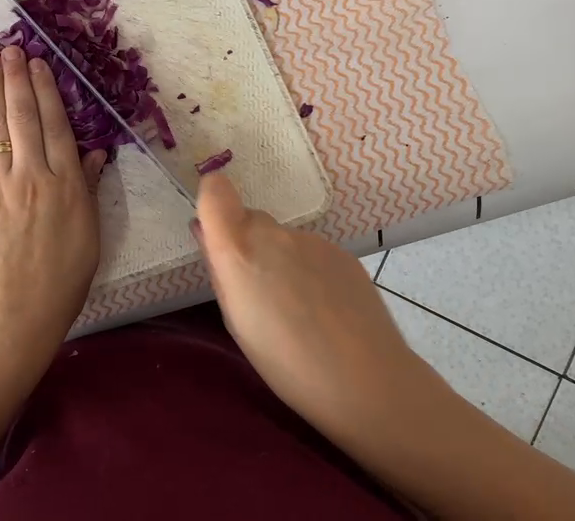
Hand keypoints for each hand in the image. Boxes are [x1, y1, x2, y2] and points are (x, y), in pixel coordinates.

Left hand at [0, 48, 107, 369]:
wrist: (14, 312)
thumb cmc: (61, 278)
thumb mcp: (89, 233)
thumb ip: (89, 188)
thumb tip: (96, 151)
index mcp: (68, 185)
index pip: (56, 125)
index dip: (47, 90)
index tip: (39, 63)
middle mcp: (33, 176)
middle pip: (24, 115)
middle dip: (18, 77)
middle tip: (12, 46)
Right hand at [191, 168, 427, 438]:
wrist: (369, 383)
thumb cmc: (285, 362)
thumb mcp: (234, 320)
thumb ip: (219, 269)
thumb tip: (206, 232)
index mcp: (237, 247)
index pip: (215, 189)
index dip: (212, 201)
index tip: (216, 231)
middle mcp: (273, 233)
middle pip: (250, 220)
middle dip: (248, 245)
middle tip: (260, 292)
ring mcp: (311, 240)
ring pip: (283, 241)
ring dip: (282, 263)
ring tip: (299, 311)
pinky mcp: (343, 253)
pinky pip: (312, 255)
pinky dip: (311, 274)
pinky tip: (326, 312)